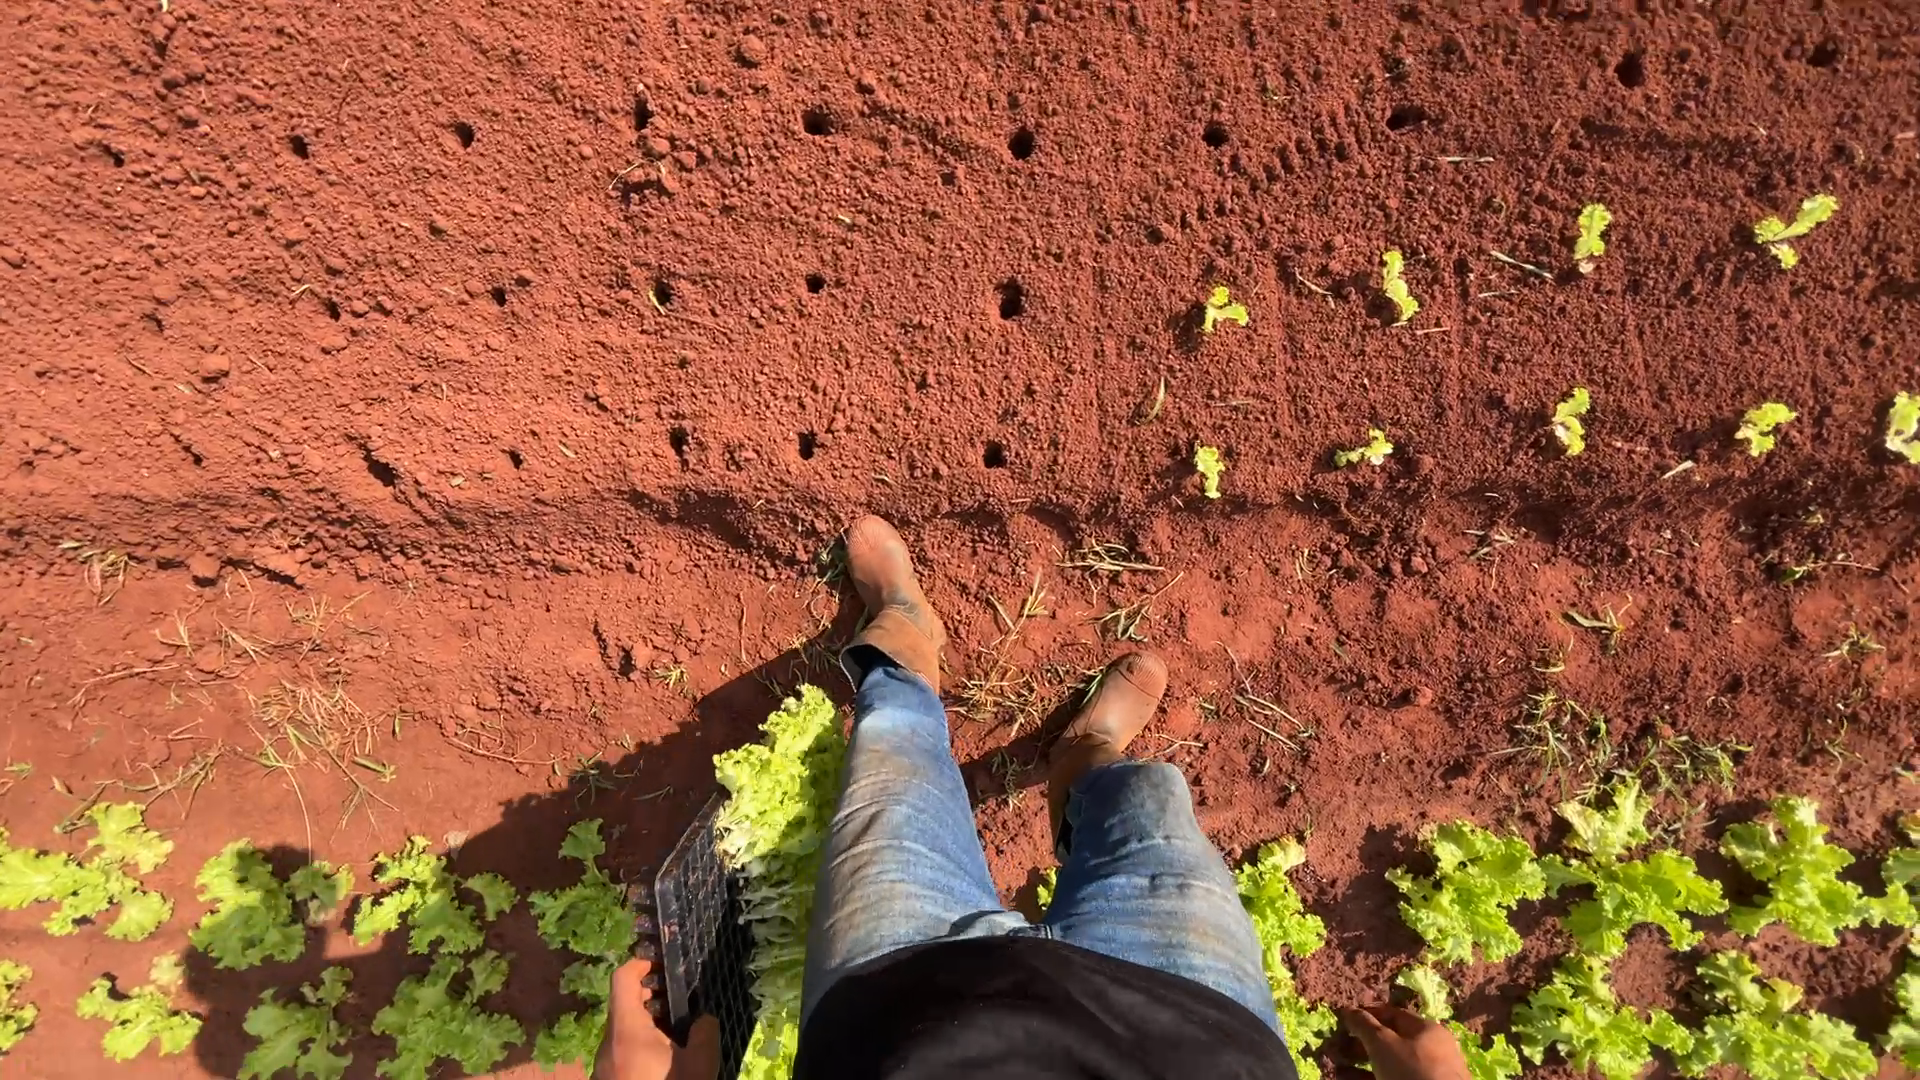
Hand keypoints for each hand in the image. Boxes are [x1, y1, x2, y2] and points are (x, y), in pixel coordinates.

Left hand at [593, 958, 720, 1079]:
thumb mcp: (700, 1064)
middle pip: (621, 1004)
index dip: (641, 962)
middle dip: (648, 993)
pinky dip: (639, 1043)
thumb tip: (702, 1020)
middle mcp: (608, 1045)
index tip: (662, 962)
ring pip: (621, 1029)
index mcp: (627, 1030)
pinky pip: (620, 1052)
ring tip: (674, 1027)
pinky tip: (663, 1057)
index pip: (622, 978)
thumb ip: (705, 1031)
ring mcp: (604, 1068)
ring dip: (645, 1020)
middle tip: (676, 993)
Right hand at [1339, 1005, 1470, 1079]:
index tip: (1344, 1022)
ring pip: (1390, 1065)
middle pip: (1390, 1040)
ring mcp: (1430, 1076)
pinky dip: (1371, 1079)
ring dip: (1363, 1065)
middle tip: (1339, 1048)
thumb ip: (1363, 1023)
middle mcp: (1432, 1051)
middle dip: (1361, 1044)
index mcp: (1427, 1030)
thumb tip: (1348, 1010)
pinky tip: (1349, 1079)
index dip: (1365, 1015)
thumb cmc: (1412, 1072)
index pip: (1391, 1013)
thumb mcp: (1381, 1043)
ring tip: (1340, 1068)